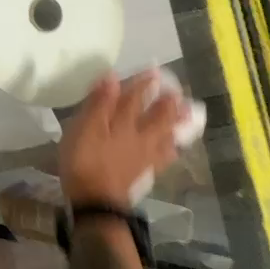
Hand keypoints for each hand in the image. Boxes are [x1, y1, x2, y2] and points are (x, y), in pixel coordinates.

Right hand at [58, 72, 184, 207]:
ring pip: (166, 133)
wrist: (97, 198)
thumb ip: (98, 103)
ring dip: (176, 121)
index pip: (134, 98)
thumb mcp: (83, 128)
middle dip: (166, 102)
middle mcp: (140, 135)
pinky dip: (172, 147)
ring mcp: (146, 154)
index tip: (153, 70)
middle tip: (176, 90)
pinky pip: (165, 155)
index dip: (142, 84)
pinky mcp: (146, 170)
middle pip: (157, 115)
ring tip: (187, 112)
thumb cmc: (82, 159)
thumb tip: (112, 76)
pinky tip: (174, 145)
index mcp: (123, 123)